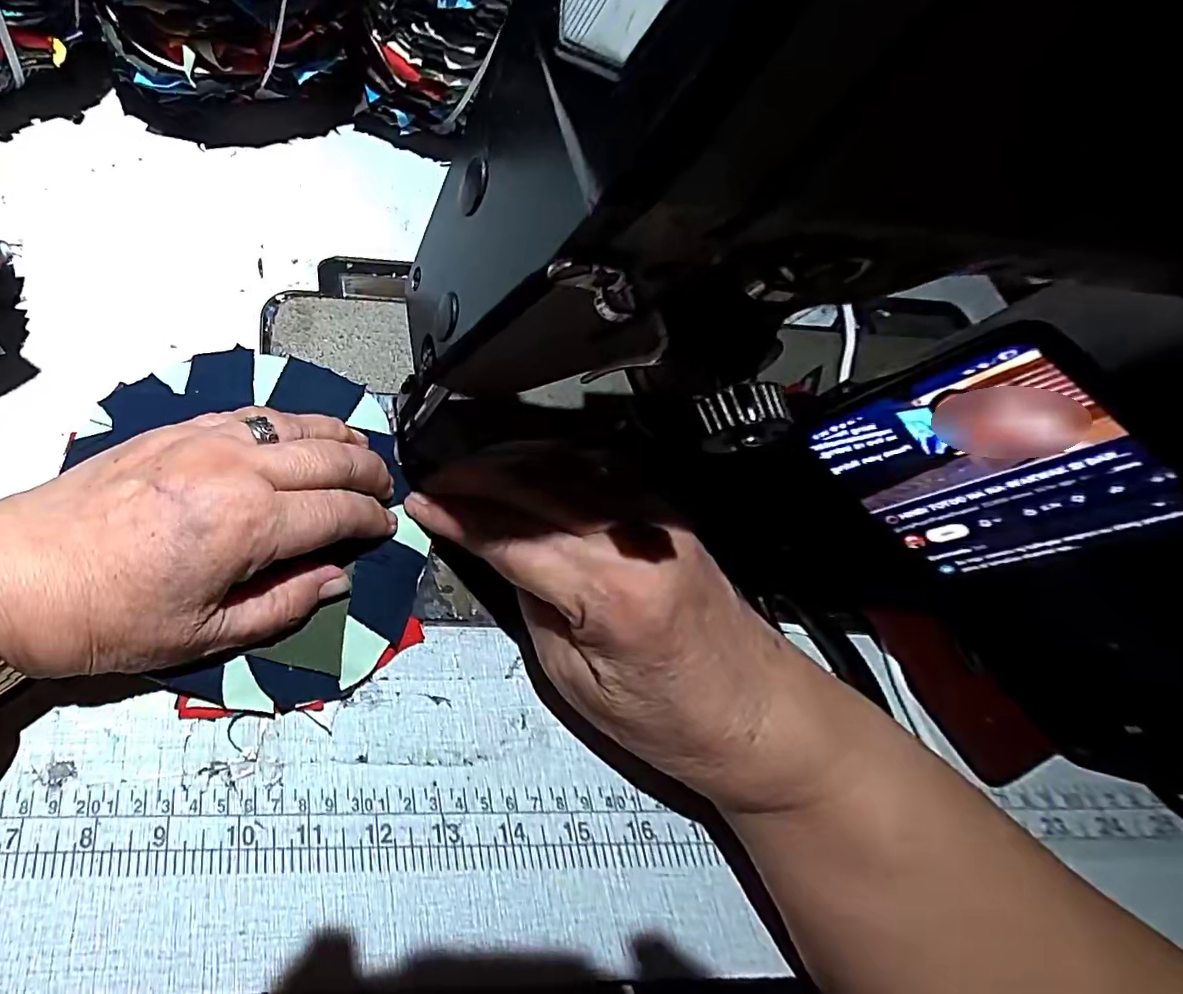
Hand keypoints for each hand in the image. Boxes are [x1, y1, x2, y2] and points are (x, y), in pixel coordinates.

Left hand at [0, 409, 396, 677]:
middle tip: (386, 486)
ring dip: (335, 434)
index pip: (338, 511)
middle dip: (368, 470)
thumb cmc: (109, 617)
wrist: (16, 575)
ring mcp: (206, 440)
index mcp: (251, 524)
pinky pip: (251, 413)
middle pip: (328, 457)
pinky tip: (294, 430)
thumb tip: (335, 577)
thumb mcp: (206, 634)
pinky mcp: (177, 429)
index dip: (371, 519)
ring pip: (294, 423)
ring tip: (358, 446)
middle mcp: (238, 468)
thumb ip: (284, 603)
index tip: (387, 526)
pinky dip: (287, 420)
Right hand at [405, 458, 860, 813]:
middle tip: (434, 481)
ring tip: (466, 471)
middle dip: (474, 477)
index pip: (510, 535)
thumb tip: (503, 552)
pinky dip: (546, 466)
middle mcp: (632, 537)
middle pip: (533, 486)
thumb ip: (534, 602)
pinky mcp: (665, 514)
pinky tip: (522, 470)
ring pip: (562, 468)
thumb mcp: (575, 678)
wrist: (761, 715)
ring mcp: (654, 517)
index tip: (421, 502)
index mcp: (606, 590)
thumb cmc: (667, 719)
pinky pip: (592, 475)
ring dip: (507, 462)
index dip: (458, 516)